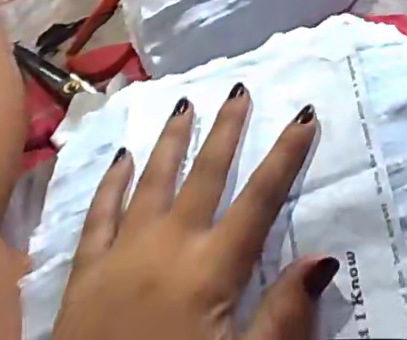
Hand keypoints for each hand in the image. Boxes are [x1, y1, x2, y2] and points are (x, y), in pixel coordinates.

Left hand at [52, 84, 335, 339]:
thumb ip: (283, 317)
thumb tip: (323, 257)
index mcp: (212, 268)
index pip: (261, 197)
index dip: (287, 154)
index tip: (306, 114)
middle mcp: (170, 246)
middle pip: (207, 173)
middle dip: (228, 128)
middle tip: (240, 89)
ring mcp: (122, 256)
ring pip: (154, 180)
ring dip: (173, 139)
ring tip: (185, 104)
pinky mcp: (83, 276)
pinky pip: (99, 216)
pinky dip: (112, 183)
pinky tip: (122, 157)